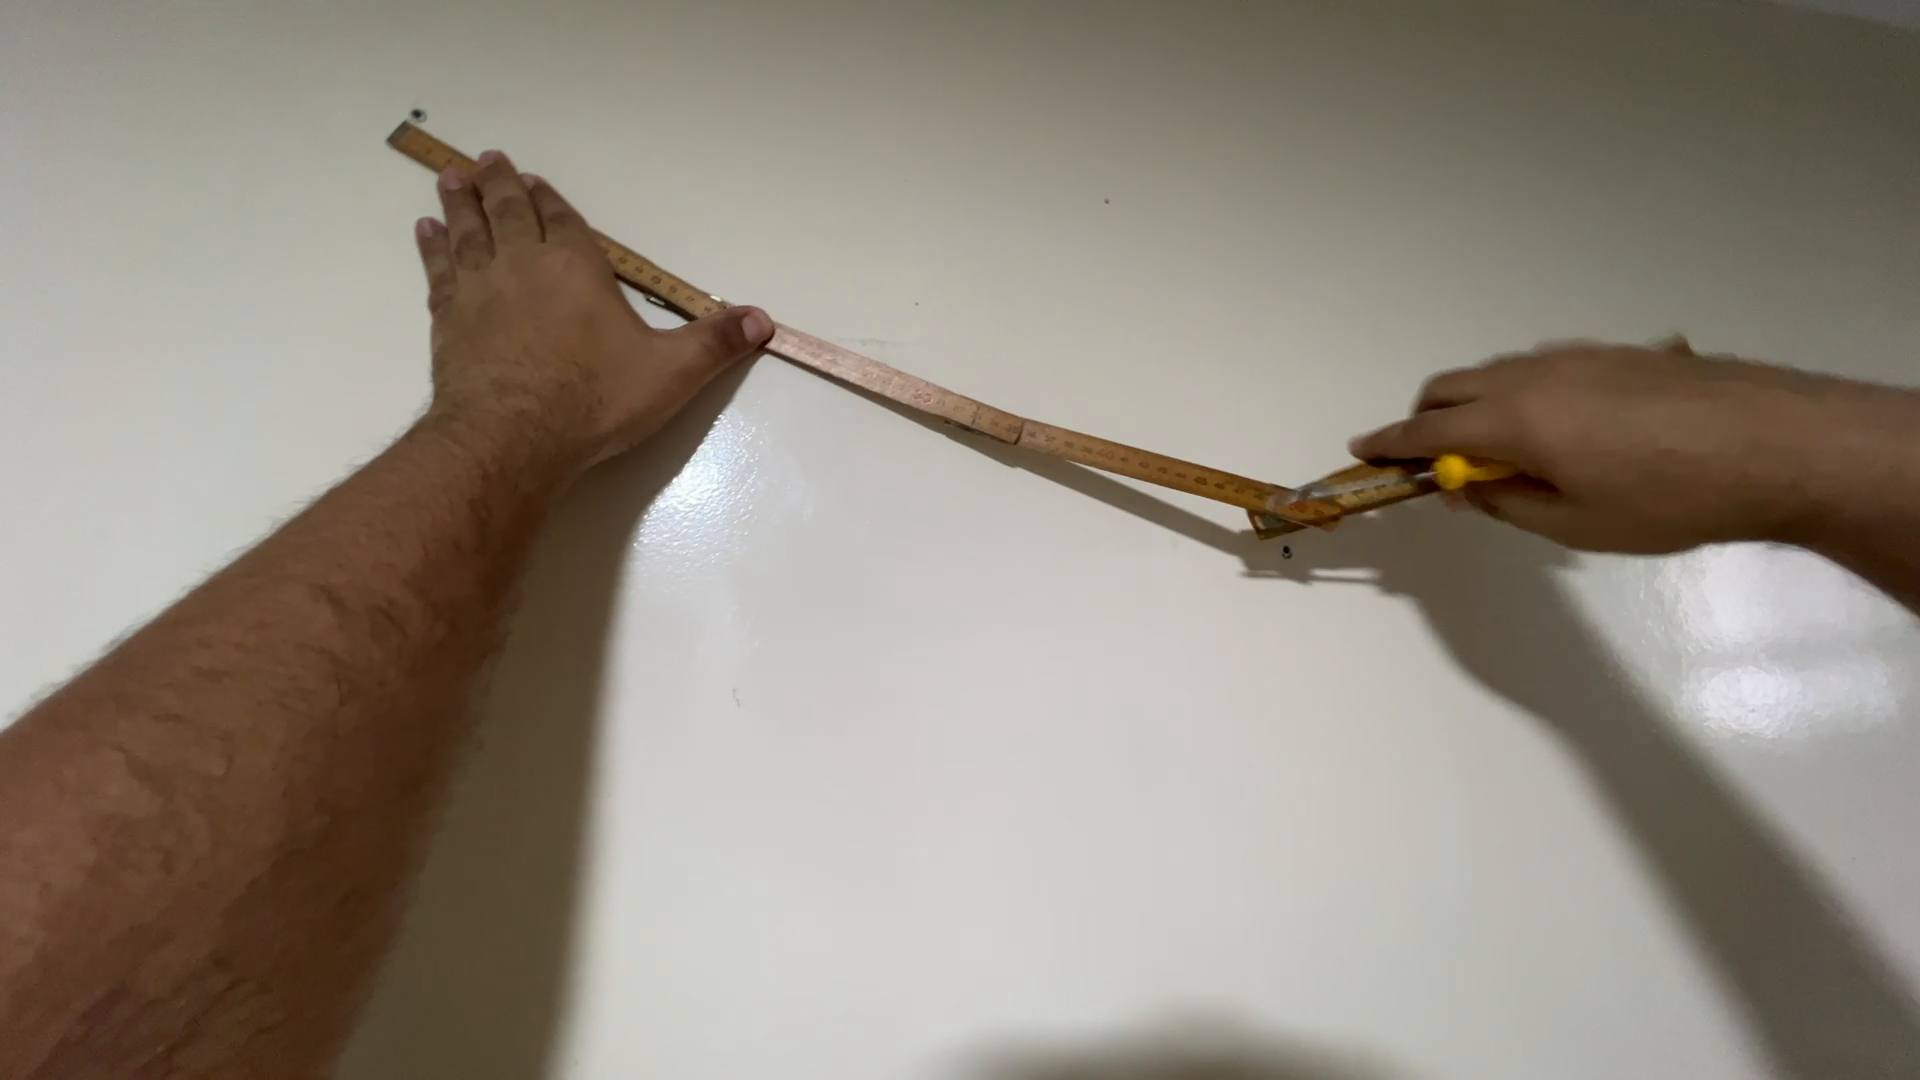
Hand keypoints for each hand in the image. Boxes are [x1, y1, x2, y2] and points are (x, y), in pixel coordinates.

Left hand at [414, 150, 772, 467]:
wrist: (514, 436)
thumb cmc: (598, 400)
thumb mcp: (673, 372)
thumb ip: (716, 343)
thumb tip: (764, 319)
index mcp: (577, 268)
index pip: (562, 221)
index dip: (550, 200)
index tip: (535, 179)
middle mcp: (523, 266)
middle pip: (509, 213)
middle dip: (501, 186)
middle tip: (486, 160)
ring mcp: (479, 291)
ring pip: (467, 232)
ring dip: (461, 204)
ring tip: (451, 179)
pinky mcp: (449, 321)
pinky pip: (439, 270)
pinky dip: (433, 248)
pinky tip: (427, 232)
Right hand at [1348, 341, 1918, 553]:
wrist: (1792, 446)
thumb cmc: (1670, 499)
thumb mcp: (1572, 524)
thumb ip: (1503, 502)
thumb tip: (1467, 485)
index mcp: (1511, 422)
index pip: (1426, 431)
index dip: (1388, 443)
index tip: (1361, 450)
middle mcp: (1532, 378)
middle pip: (1448, 387)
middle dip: (1423, 417)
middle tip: (1433, 456)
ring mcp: (1576, 358)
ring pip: (1493, 372)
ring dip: (1471, 403)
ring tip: (1499, 445)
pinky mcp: (1615, 353)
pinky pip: (1537, 365)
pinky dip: (1515, 390)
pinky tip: (1554, 423)